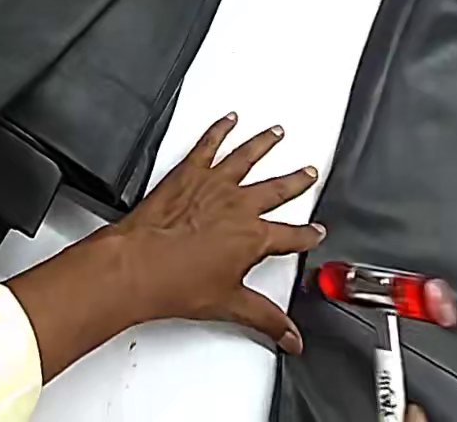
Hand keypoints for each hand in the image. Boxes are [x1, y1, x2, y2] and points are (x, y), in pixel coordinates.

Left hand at [7, 113, 323, 380]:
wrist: (140, 263)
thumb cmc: (177, 281)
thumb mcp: (229, 304)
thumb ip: (264, 317)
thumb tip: (289, 336)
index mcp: (252, 237)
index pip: (290, 236)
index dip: (306, 234)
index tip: (316, 230)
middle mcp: (238, 204)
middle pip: (275, 189)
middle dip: (296, 181)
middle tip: (309, 172)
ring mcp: (213, 183)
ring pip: (246, 156)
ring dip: (264, 143)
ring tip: (277, 132)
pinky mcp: (189, 170)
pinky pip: (209, 143)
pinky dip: (220, 128)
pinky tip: (228, 119)